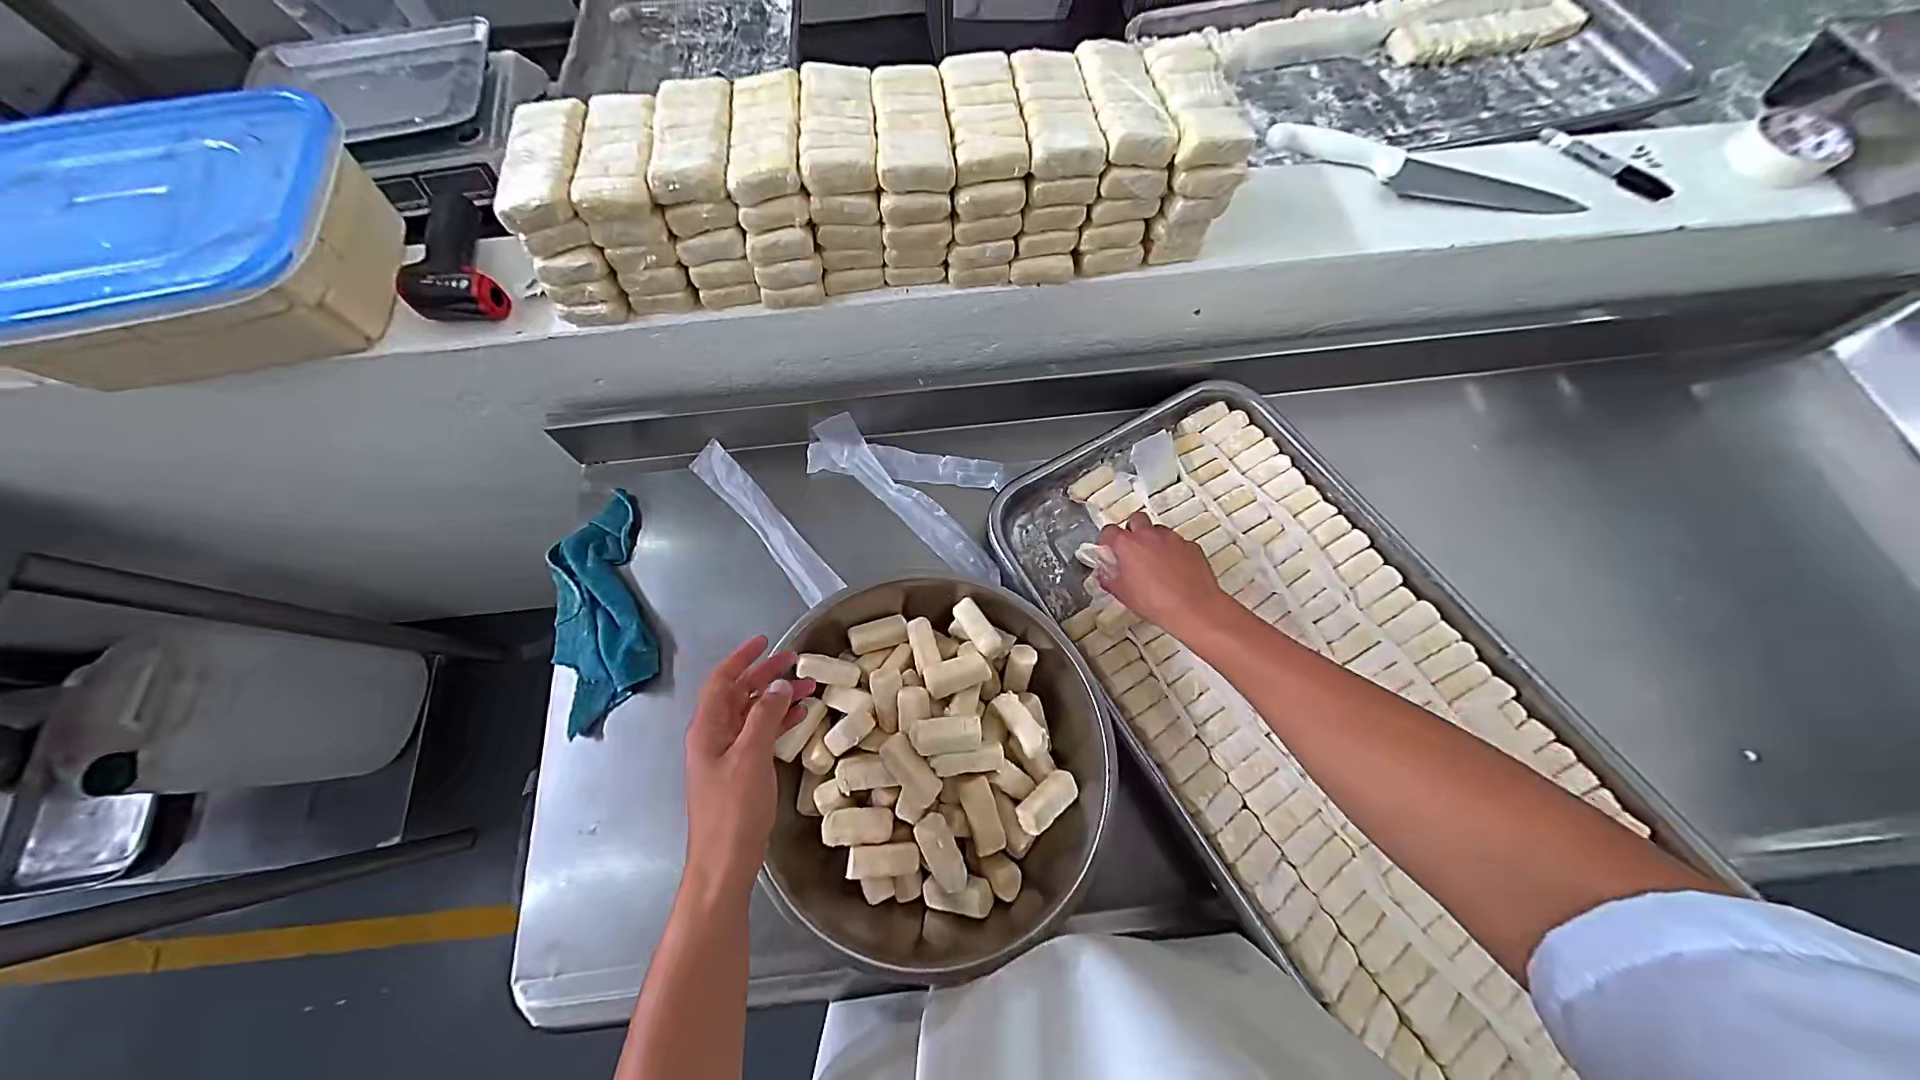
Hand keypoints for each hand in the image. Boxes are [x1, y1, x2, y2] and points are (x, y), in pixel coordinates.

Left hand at [683, 636, 815, 897]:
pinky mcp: (741, 771)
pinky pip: (760, 734)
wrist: (724, 864)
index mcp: (707, 730)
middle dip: (765, 676)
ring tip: (806, 687)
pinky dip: (778, 720)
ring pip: (752, 714)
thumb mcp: (751, 757)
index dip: (742, 658)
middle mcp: (714, 737)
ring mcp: (727, 756)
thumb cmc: (733, 811)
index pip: (722, 682)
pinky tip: (798, 716)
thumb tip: (778, 685)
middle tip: (795, 662)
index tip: (764, 642)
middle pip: (739, 695)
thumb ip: (765, 717)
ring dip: (776, 698)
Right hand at [1096, 512, 1235, 637]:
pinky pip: (1177, 542)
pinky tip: (1171, 569)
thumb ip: (1109, 578)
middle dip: (1131, 531)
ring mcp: (1172, 539)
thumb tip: (1105, 574)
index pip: (1109, 531)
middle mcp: (1150, 535)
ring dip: (1152, 540)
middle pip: (1135, 519)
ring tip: (1152, 562)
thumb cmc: (1158, 602)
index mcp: (1128, 544)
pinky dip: (1172, 551)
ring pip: (1158, 530)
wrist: (1193, 608)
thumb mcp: (1122, 593)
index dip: (1107, 540)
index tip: (1108, 549)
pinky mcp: (1190, 546)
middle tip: (1130, 549)